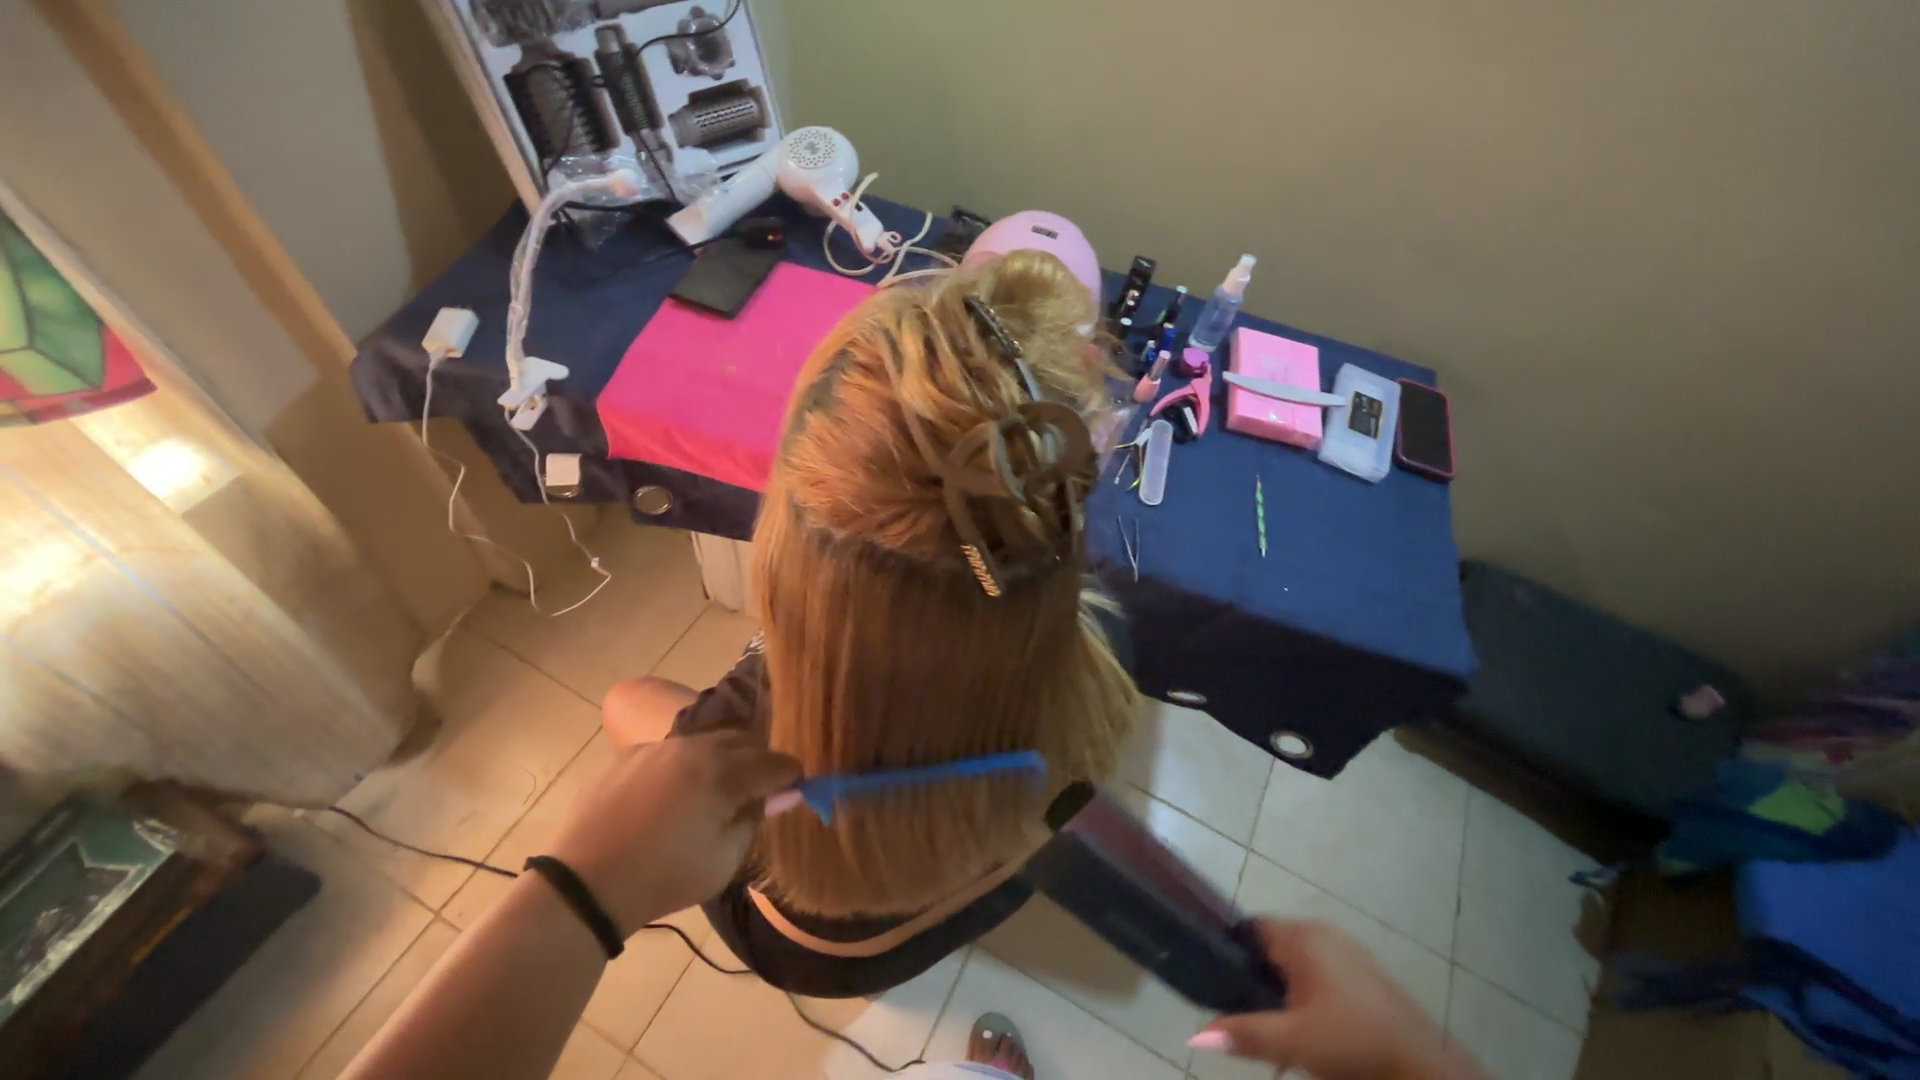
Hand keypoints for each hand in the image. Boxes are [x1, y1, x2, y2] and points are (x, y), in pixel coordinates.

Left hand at [546, 731, 798, 935]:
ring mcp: (657, 747)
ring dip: (723, 759)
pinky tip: (675, 795)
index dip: (792, 775)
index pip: (775, 763)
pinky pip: (671, 750)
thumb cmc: (664, 878)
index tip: (798, 788)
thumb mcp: (723, 859)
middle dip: (759, 761)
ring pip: (706, 741)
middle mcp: (694, 748)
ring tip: (718, 790)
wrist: (584, 884)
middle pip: (744, 741)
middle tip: (761, 790)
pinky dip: (686, 765)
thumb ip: (756, 818)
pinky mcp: (628, 754)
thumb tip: (788, 793)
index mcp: (722, 774)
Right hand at [1192, 919, 1484, 1079]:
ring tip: (1280, 1035)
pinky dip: (1308, 999)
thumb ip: (1244, 1033)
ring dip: (1284, 996)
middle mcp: (1323, 933)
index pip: (1250, 928)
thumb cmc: (1355, 1044)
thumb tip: (1193, 1036)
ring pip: (1297, 966)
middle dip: (1259, 983)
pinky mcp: (1365, 973)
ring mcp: (1348, 951)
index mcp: (1302, 937)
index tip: (1220, 983)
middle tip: (1250, 1018)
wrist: (1428, 1068)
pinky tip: (1312, 1036)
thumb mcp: (1294, 1042)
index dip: (1231, 953)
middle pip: (1272, 948)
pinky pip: (1321, 976)